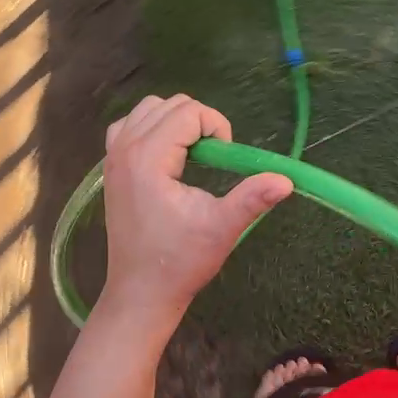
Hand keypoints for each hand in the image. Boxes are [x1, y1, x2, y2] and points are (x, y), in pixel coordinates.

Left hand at [99, 95, 292, 324]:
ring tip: (193, 154)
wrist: (141, 293)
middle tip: (214, 158)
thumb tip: (286, 179)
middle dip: (200, 122)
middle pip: (170, 104)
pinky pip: (130, 126)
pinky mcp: (112, 168)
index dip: (217, 127)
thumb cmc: (180, 261)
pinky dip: (152, 129)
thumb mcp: (221, 228)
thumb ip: (252, 198)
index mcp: (148, 158)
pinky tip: (168, 156)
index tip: (226, 158)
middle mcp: (125, 149)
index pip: (189, 112)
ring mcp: (113, 157)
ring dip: (177, 122)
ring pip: (148, 109)